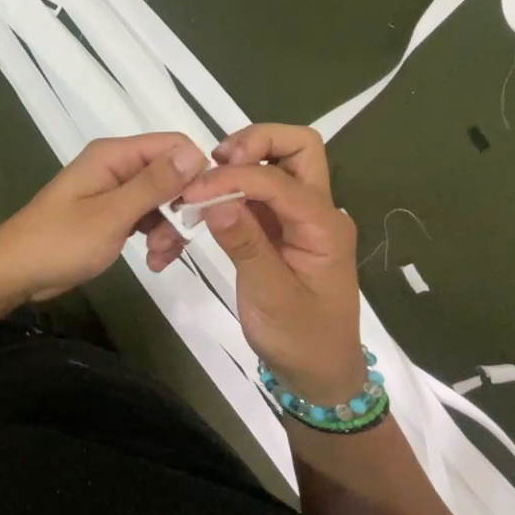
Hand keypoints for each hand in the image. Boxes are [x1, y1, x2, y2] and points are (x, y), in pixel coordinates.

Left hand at [0, 133, 204, 302]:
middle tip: (172, 244)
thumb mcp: (111, 215)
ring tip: (159, 258)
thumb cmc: (59, 242)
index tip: (199, 210)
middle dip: (180, 210)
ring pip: (163, 201)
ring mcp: (112, 191)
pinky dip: (155, 238)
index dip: (194, 175)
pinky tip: (153, 262)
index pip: (174, 146)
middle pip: (171, 175)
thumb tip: (196, 153)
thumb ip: (153, 184)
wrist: (16, 272)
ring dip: (169, 230)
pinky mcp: (111, 214)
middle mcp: (115, 166)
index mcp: (112, 155)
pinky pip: (147, 218)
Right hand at [146, 124, 364, 402]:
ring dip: (239, 159)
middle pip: (297, 146)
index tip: (190, 194)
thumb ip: (245, 244)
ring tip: (204, 181)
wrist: (318, 372)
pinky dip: (228, 185)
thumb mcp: (272, 297)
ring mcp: (297, 216)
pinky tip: (201, 204)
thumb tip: (214, 200)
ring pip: (275, 160)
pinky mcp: (276, 226)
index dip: (231, 178)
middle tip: (215, 162)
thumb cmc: (301, 338)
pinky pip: (255, 189)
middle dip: (254, 141)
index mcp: (324, 226)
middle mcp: (316, 210)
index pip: (276, 178)